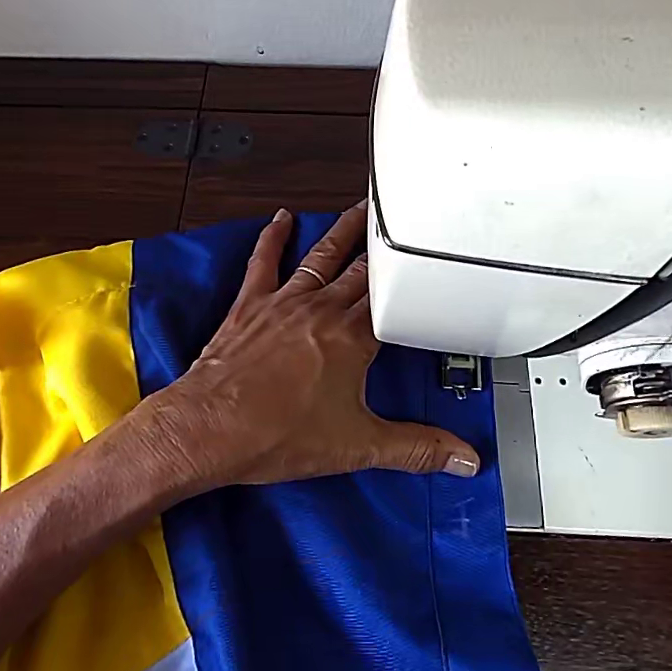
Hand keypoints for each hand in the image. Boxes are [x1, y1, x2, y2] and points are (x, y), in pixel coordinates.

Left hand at [124, 203, 479, 496]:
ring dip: (342, 233)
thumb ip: (418, 448)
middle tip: (400, 224)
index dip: (412, 284)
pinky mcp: (249, 308)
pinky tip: (281, 221)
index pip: (393, 301)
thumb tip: (465, 459)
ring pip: (322, 258)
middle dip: (384, 248)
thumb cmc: (275, 434)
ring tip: (359, 211)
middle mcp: (321, 312)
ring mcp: (284, 305)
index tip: (427, 270)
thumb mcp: (361, 445)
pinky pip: (264, 264)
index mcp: (353, 339)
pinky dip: (273, 239)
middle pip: (362, 270)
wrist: (206, 432)